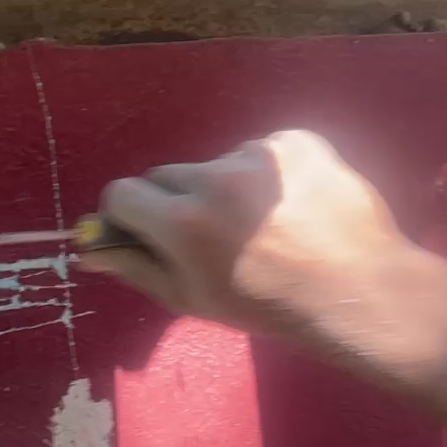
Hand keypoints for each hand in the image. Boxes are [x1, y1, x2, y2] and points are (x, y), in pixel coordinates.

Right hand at [82, 130, 419, 342]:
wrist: (357, 290)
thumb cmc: (263, 305)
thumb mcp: (189, 297)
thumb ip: (134, 266)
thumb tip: (88, 249)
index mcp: (181, 223)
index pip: (121, 193)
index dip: (127, 215)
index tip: (142, 231)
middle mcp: (214, 178)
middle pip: (164, 176)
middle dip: (172, 201)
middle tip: (205, 235)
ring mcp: (258, 155)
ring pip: (210, 164)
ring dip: (219, 188)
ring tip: (257, 224)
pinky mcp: (295, 140)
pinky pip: (255, 153)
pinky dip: (260, 176)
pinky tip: (286, 206)